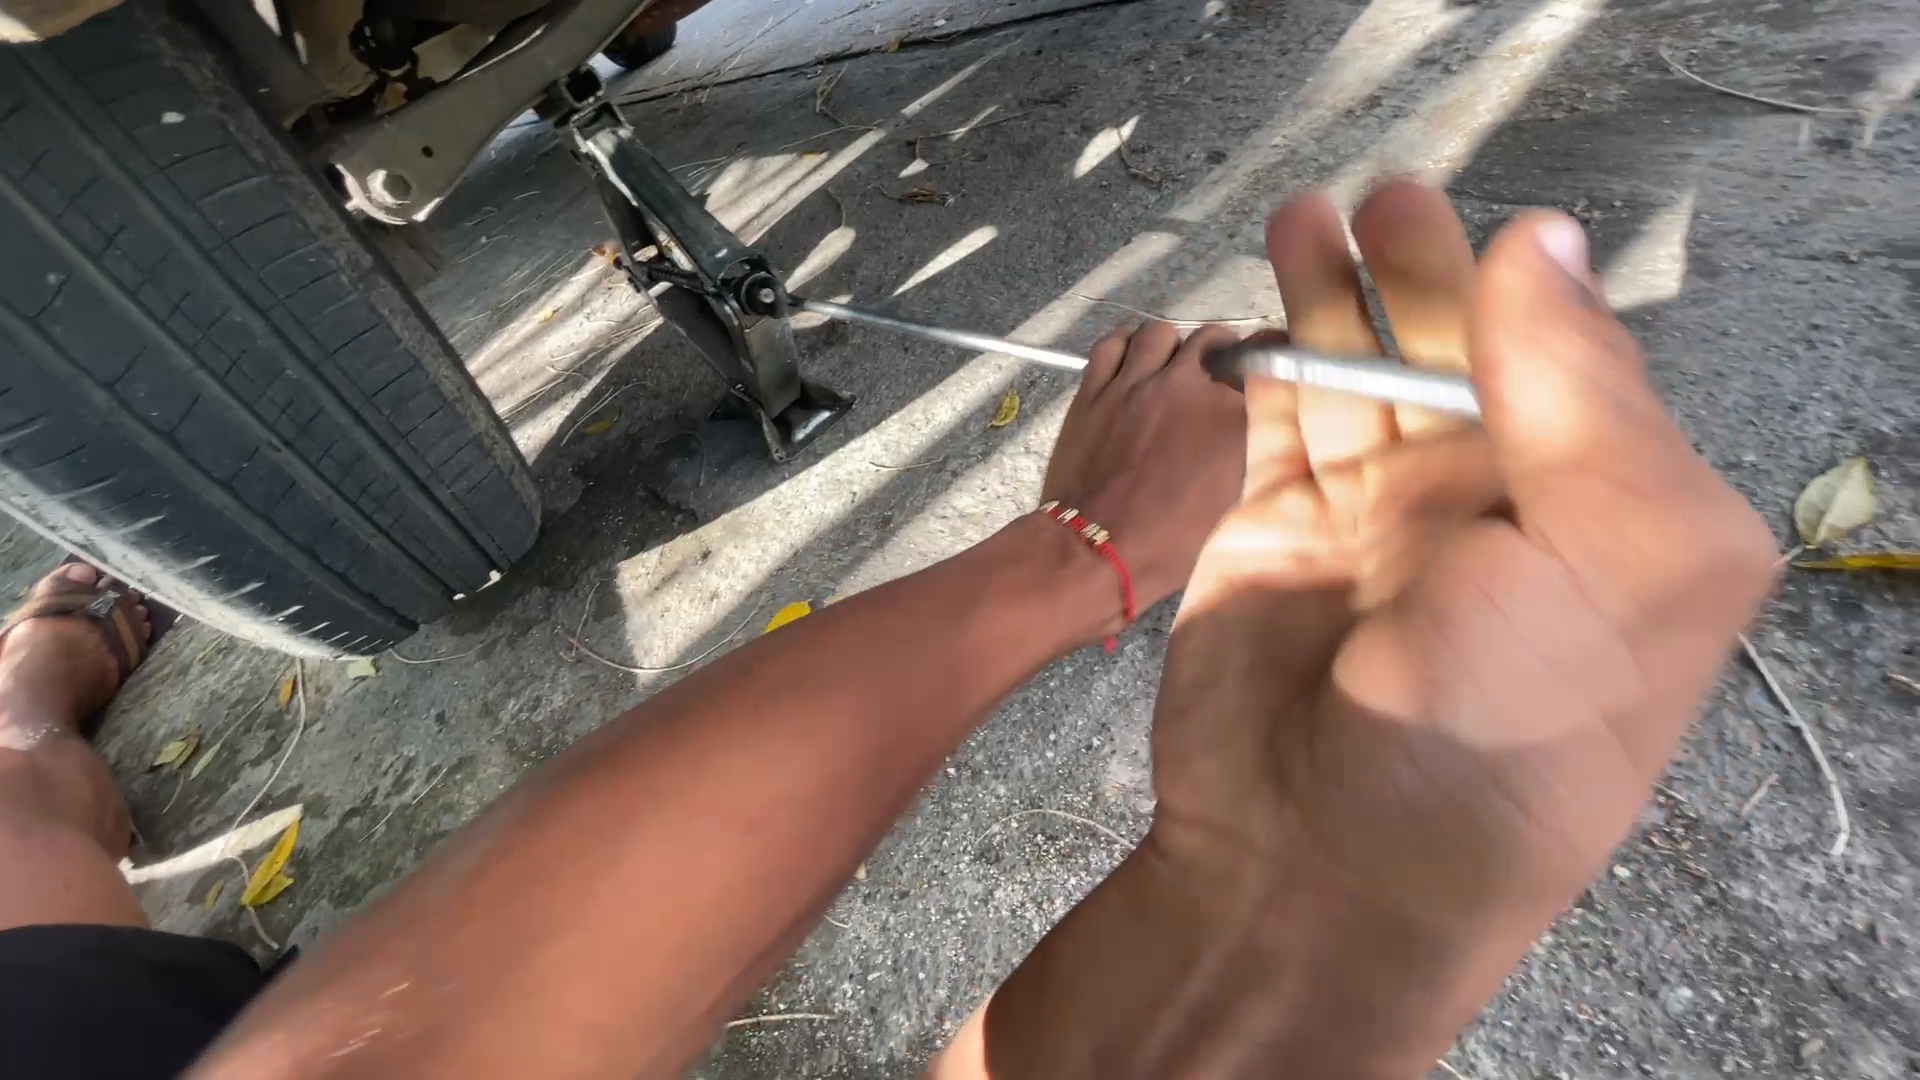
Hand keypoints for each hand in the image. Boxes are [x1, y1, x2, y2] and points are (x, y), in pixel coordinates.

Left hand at [1042, 321, 1246, 616]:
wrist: (1095, 550)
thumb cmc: (1168, 543)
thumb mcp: (1232, 504)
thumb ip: (1249, 453)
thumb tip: (1253, 428)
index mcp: (1231, 417)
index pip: (1266, 359)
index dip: (1270, 357)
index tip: (1266, 364)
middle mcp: (1186, 387)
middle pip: (1213, 339)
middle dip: (1220, 350)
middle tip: (1214, 370)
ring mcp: (1134, 384)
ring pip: (1159, 333)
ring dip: (1170, 346)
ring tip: (1167, 366)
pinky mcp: (1093, 391)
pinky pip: (1111, 344)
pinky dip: (1123, 347)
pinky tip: (1127, 363)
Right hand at [1145, 181, 1776, 1068]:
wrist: (1313, 849)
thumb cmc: (1491, 732)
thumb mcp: (1612, 568)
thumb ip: (1584, 397)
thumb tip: (1542, 243)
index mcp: (1583, 518)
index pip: (1561, 370)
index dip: (1522, 292)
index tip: (1485, 223)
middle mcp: (1471, 509)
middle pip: (1442, 357)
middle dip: (1414, 273)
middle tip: (1382, 196)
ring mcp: (1354, 517)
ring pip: (1343, 377)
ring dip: (1324, 298)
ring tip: (1303, 218)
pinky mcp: (1261, 528)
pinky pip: (1267, 426)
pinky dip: (1259, 370)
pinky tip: (1253, 315)